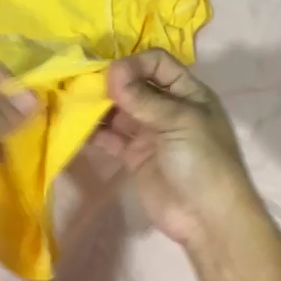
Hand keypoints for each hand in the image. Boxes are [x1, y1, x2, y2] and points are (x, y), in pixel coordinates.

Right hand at [92, 49, 260, 247]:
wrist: (208, 217)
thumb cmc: (203, 161)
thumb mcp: (179, 121)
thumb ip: (144, 98)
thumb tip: (112, 70)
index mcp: (188, 93)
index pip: (158, 63)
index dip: (134, 64)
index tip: (111, 74)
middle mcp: (168, 108)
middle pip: (135, 85)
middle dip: (111, 83)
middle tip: (82, 84)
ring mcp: (150, 133)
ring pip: (119, 111)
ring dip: (98, 106)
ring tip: (73, 102)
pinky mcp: (135, 157)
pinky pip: (111, 138)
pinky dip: (95, 133)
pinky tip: (76, 128)